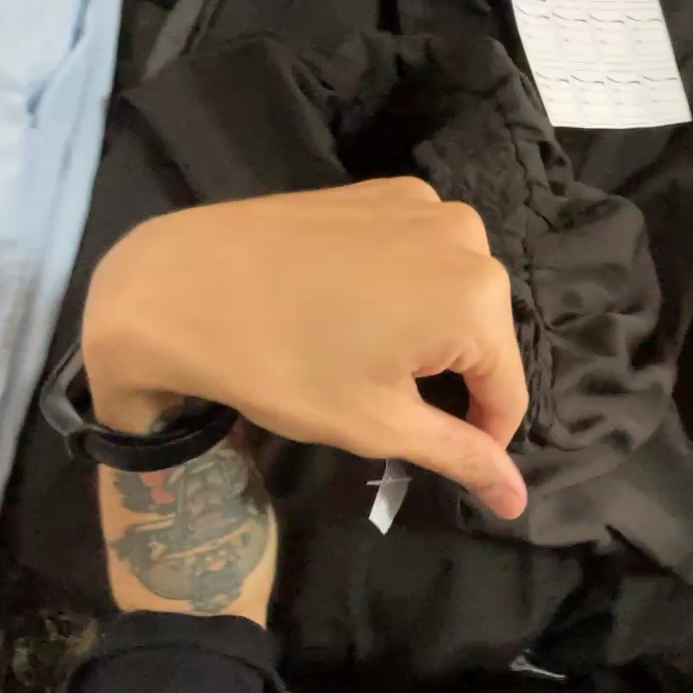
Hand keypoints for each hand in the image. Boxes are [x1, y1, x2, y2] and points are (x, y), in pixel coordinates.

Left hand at [81, 178, 529, 518]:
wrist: (175, 286)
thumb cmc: (283, 366)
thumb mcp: (380, 423)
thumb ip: (461, 456)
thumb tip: (518, 500)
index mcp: (477, 296)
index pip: (508, 391)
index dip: (483, 439)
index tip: (446, 460)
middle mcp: (466, 237)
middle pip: (483, 338)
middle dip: (450, 383)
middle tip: (387, 407)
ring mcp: (421, 204)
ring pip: (453, 295)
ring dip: (427, 336)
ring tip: (364, 358)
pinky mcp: (380, 191)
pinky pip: (420, 257)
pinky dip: (403, 293)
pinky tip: (351, 309)